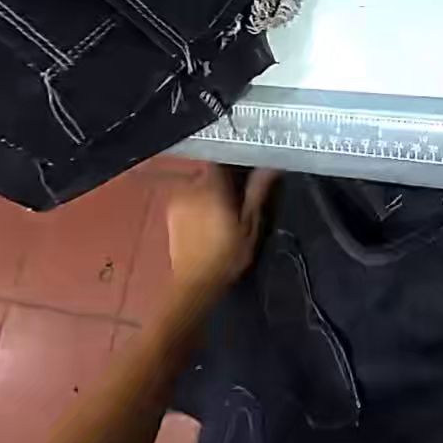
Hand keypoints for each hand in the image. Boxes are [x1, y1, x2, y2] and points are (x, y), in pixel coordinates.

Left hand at [163, 166, 279, 305]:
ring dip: (212, 189)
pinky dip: (200, 200)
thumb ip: (258, 191)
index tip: (249, 170)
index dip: (236, 161)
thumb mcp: (250, 224)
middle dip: (225, 179)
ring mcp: (177, 199)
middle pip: (210, 171)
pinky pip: (189, 195)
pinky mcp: (171, 211)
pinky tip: (210, 217)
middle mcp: (190, 188)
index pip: (221, 160)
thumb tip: (271, 166)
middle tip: (241, 196)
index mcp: (211, 188)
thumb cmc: (228, 255)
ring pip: (199, 183)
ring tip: (226, 208)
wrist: (196, 283)